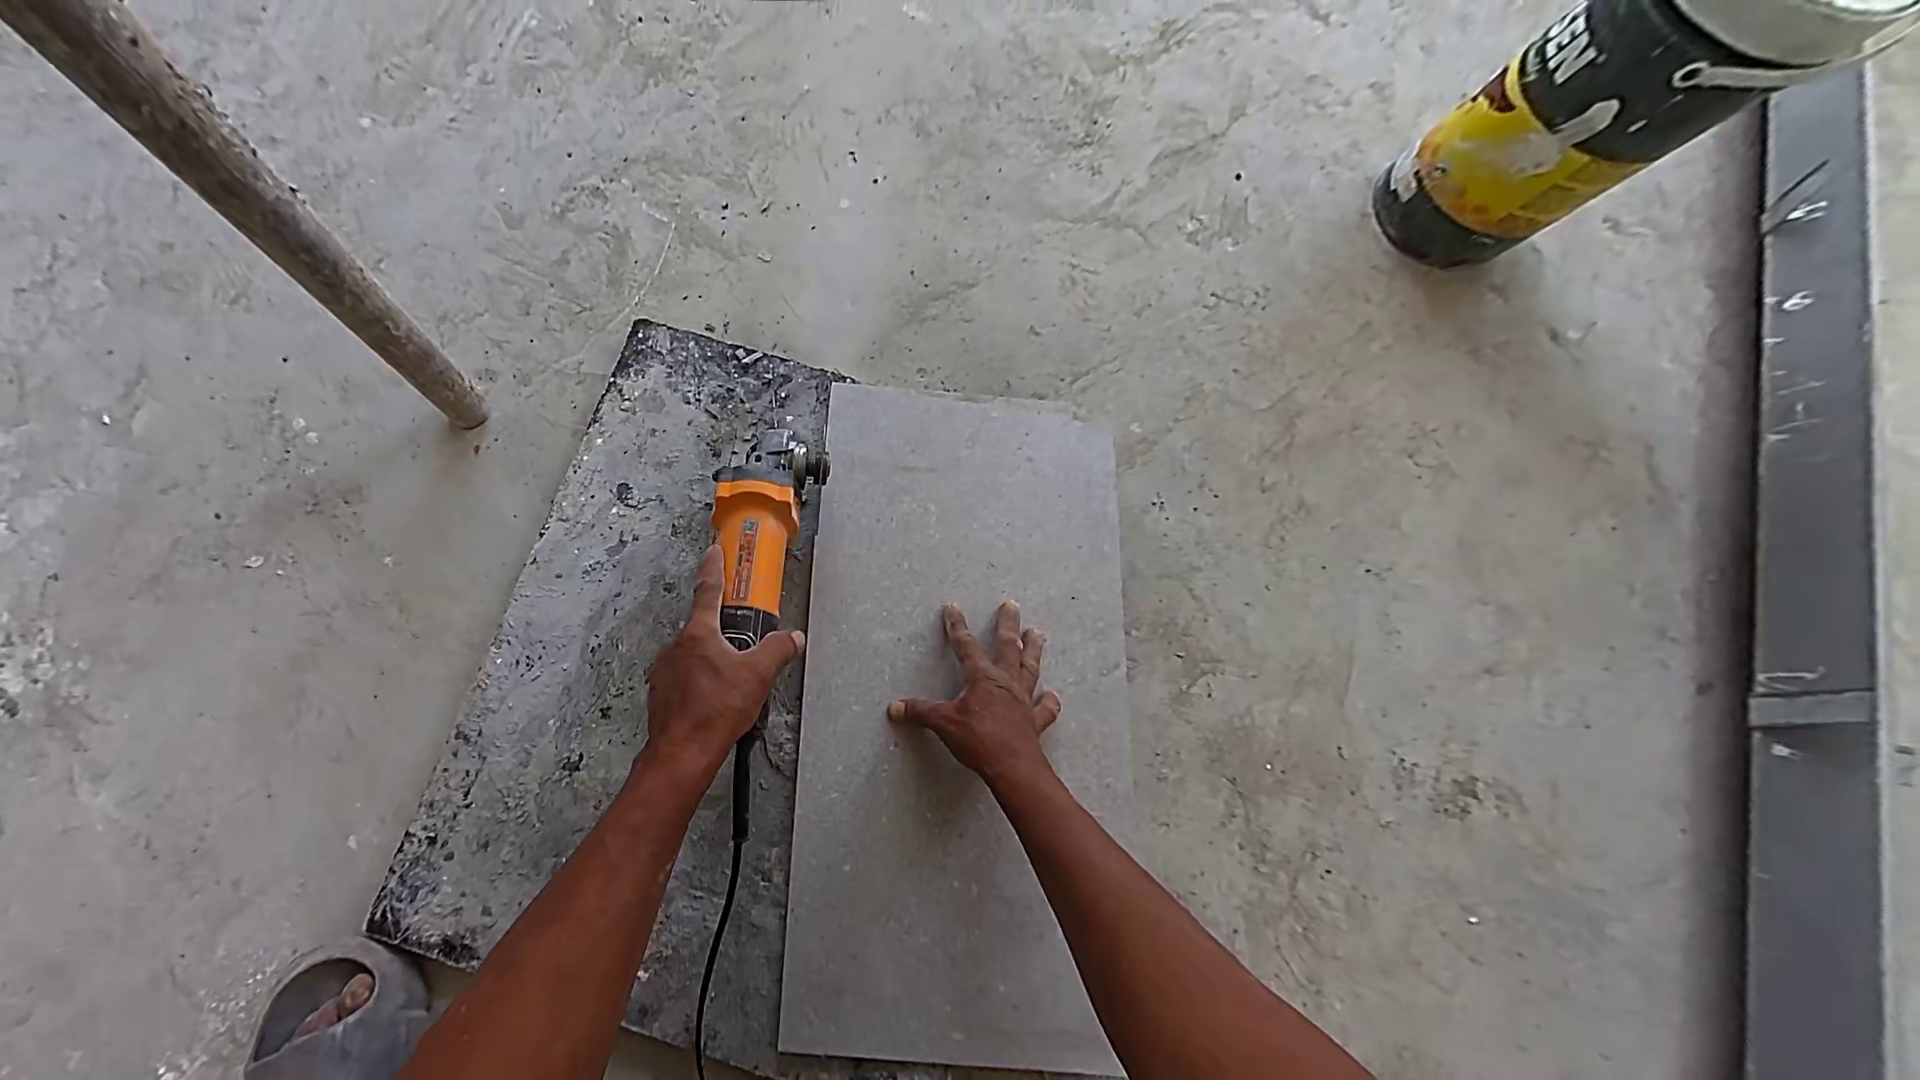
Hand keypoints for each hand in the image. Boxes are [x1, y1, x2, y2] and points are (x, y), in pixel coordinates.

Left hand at [641, 546, 804, 778]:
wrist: (683, 752)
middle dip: (723, 628)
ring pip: (694, 653)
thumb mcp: (759, 675)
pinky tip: (717, 697)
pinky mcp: (663, 694)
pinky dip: (702, 679)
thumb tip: (793, 639)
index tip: (714, 552)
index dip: (714, 568)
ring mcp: (665, 672)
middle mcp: (677, 648)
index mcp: (699, 635)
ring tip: (733, 678)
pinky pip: (686, 676)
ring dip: (713, 657)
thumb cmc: (716, 711)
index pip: (708, 591)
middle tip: (742, 638)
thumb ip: (778, 650)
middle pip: (703, 626)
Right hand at [888, 601, 1062, 784]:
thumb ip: (920, 712)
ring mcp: (1023, 700)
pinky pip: (1045, 709)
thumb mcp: (944, 723)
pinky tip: (1053, 695)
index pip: (965, 646)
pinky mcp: (1034, 721)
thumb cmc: (979, 741)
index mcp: (983, 677)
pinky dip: (1049, 702)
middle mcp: (1006, 682)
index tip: (953, 609)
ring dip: (1033, 649)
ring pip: (1030, 667)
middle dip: (1007, 624)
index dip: (957, 626)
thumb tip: (896, 707)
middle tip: (1011, 605)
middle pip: (1008, 646)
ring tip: (1036, 633)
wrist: (1012, 766)